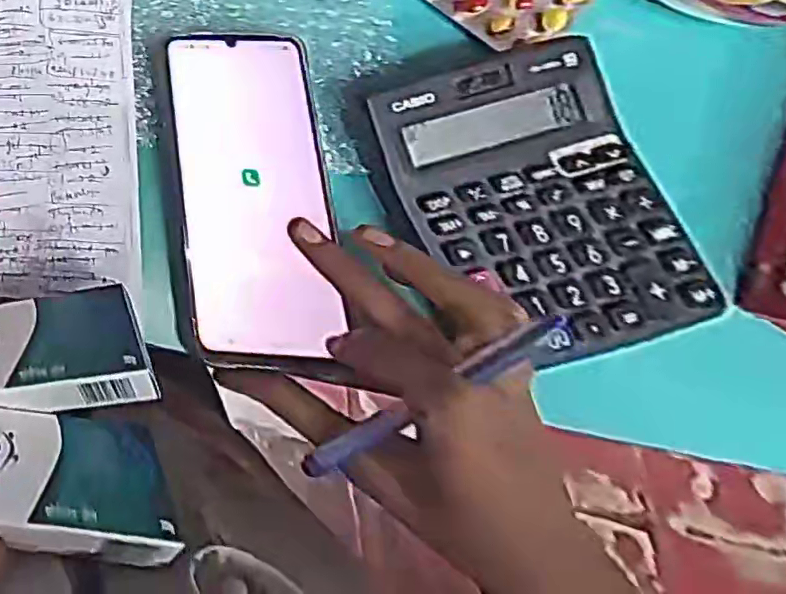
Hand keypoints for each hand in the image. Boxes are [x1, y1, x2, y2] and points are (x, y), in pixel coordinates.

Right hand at [214, 219, 632, 593]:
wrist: (542, 555)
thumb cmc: (453, 516)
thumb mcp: (371, 469)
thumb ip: (305, 414)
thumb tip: (242, 377)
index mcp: (446, 404)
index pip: (377, 352)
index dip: (349, 347)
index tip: (326, 351)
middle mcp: (481, 377)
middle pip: (401, 309)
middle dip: (345, 268)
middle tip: (304, 230)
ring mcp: (505, 371)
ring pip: (463, 300)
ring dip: (411, 264)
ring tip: (366, 236)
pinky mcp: (517, 370)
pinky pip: (497, 315)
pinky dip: (463, 287)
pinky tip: (432, 272)